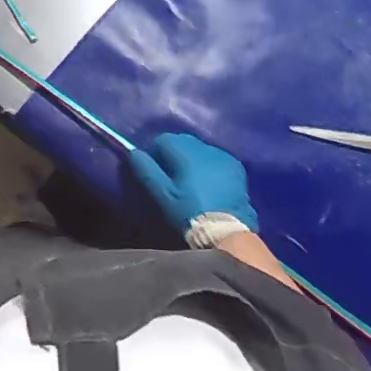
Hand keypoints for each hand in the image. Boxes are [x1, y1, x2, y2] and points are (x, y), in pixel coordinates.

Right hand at [129, 133, 258, 242]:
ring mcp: (224, 157)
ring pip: (200, 148)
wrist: (226, 231)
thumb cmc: (189, 212)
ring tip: (190, 181)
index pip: (164, 139)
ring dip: (192, 158)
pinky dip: (209, 165)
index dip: (155, 153)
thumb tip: (134, 152)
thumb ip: (147, 171)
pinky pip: (216, 158)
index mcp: (187, 153)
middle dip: (174, 153)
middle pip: (183, 141)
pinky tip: (208, 184)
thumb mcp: (163, 195)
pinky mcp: (237, 168)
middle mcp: (207, 149)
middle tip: (170, 177)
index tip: (154, 170)